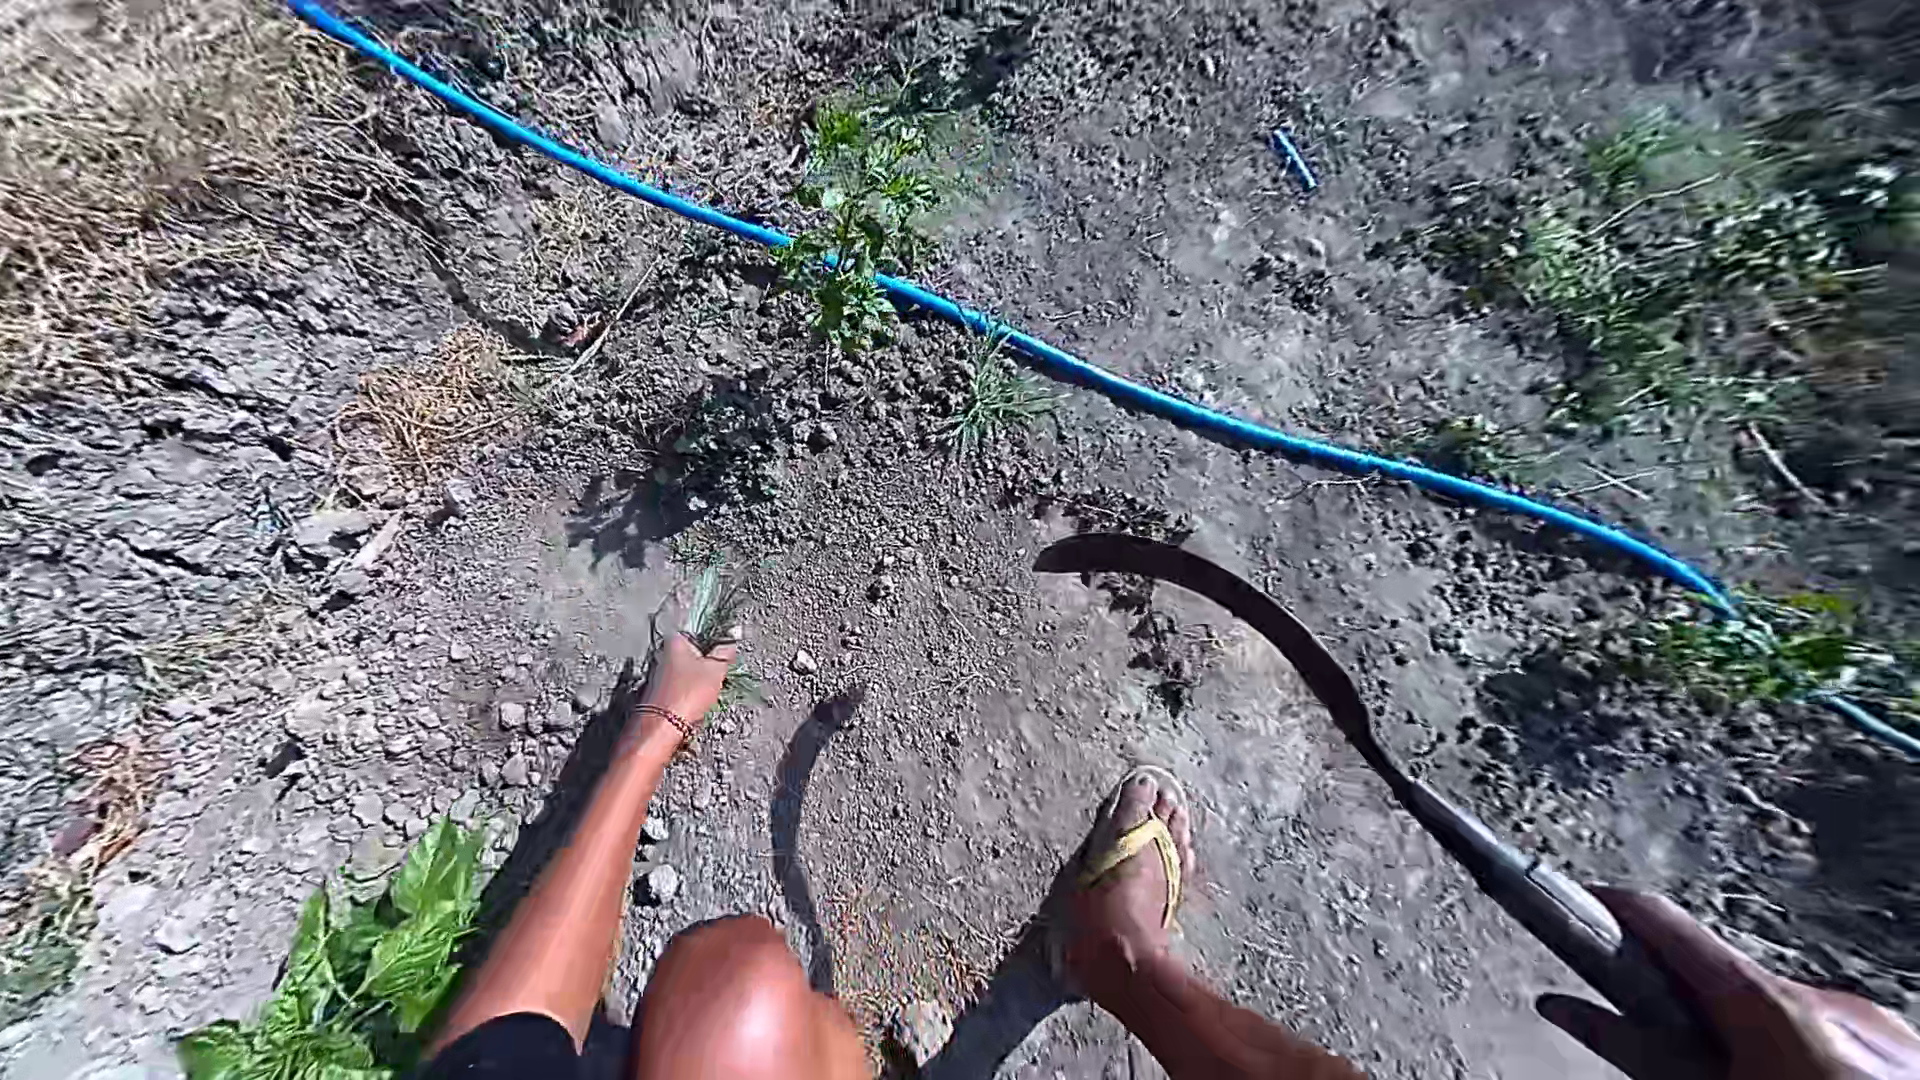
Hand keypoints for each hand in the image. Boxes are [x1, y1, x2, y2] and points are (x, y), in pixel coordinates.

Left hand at [635, 633, 735, 740]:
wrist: (663, 728)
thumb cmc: (689, 692)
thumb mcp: (716, 668)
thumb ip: (725, 651)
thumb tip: (731, 640)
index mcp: (674, 642)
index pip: (698, 631)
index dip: (715, 639)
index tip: (726, 649)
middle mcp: (662, 654)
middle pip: (693, 652)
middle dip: (708, 660)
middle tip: (720, 670)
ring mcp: (659, 674)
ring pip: (688, 670)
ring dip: (701, 677)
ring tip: (711, 688)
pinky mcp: (660, 692)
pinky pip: (683, 685)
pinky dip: (692, 690)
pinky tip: (700, 700)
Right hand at [1538, 888, 1919, 1079]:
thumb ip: (1638, 1051)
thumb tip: (1563, 1008)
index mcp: (1768, 1007)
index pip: (1653, 915)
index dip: (1603, 904)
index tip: (1571, 903)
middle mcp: (1831, 1005)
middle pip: (1719, 970)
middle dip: (1690, 1001)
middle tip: (1679, 1048)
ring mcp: (1891, 1032)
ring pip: (1782, 1006)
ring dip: (1755, 1035)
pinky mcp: (1916, 1051)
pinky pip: (1838, 1034)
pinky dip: (1809, 1056)